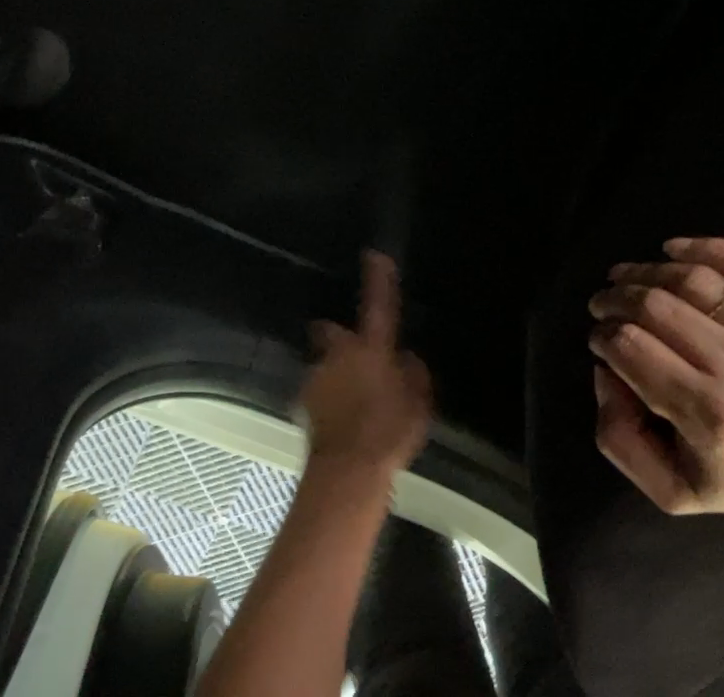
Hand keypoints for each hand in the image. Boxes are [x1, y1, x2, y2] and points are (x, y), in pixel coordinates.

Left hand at [301, 250, 433, 476]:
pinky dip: (327, 398)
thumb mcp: (420, 404)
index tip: (374, 256)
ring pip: (326, 364)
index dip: (378, 279)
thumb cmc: (390, 432)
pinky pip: (318, 391)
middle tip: (358, 357)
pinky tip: (341, 421)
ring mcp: (317, 376)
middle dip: (340, 337)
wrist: (348, 468)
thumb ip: (414, 374)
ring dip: (335, 374)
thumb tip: (406, 359)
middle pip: (333, 332)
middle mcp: (340, 354)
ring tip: (353, 403)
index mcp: (372, 349)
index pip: (379, 306)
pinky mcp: (303, 400)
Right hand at [587, 237, 723, 529]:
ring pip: (696, 280)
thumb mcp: (672, 489)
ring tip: (627, 275)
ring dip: (648, 270)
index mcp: (710, 415)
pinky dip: (707, 247)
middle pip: (656, 306)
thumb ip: (618, 436)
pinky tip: (673, 249)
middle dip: (617, 298)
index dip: (603, 336)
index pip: (630, 348)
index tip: (599, 338)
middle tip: (603, 302)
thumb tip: (604, 369)